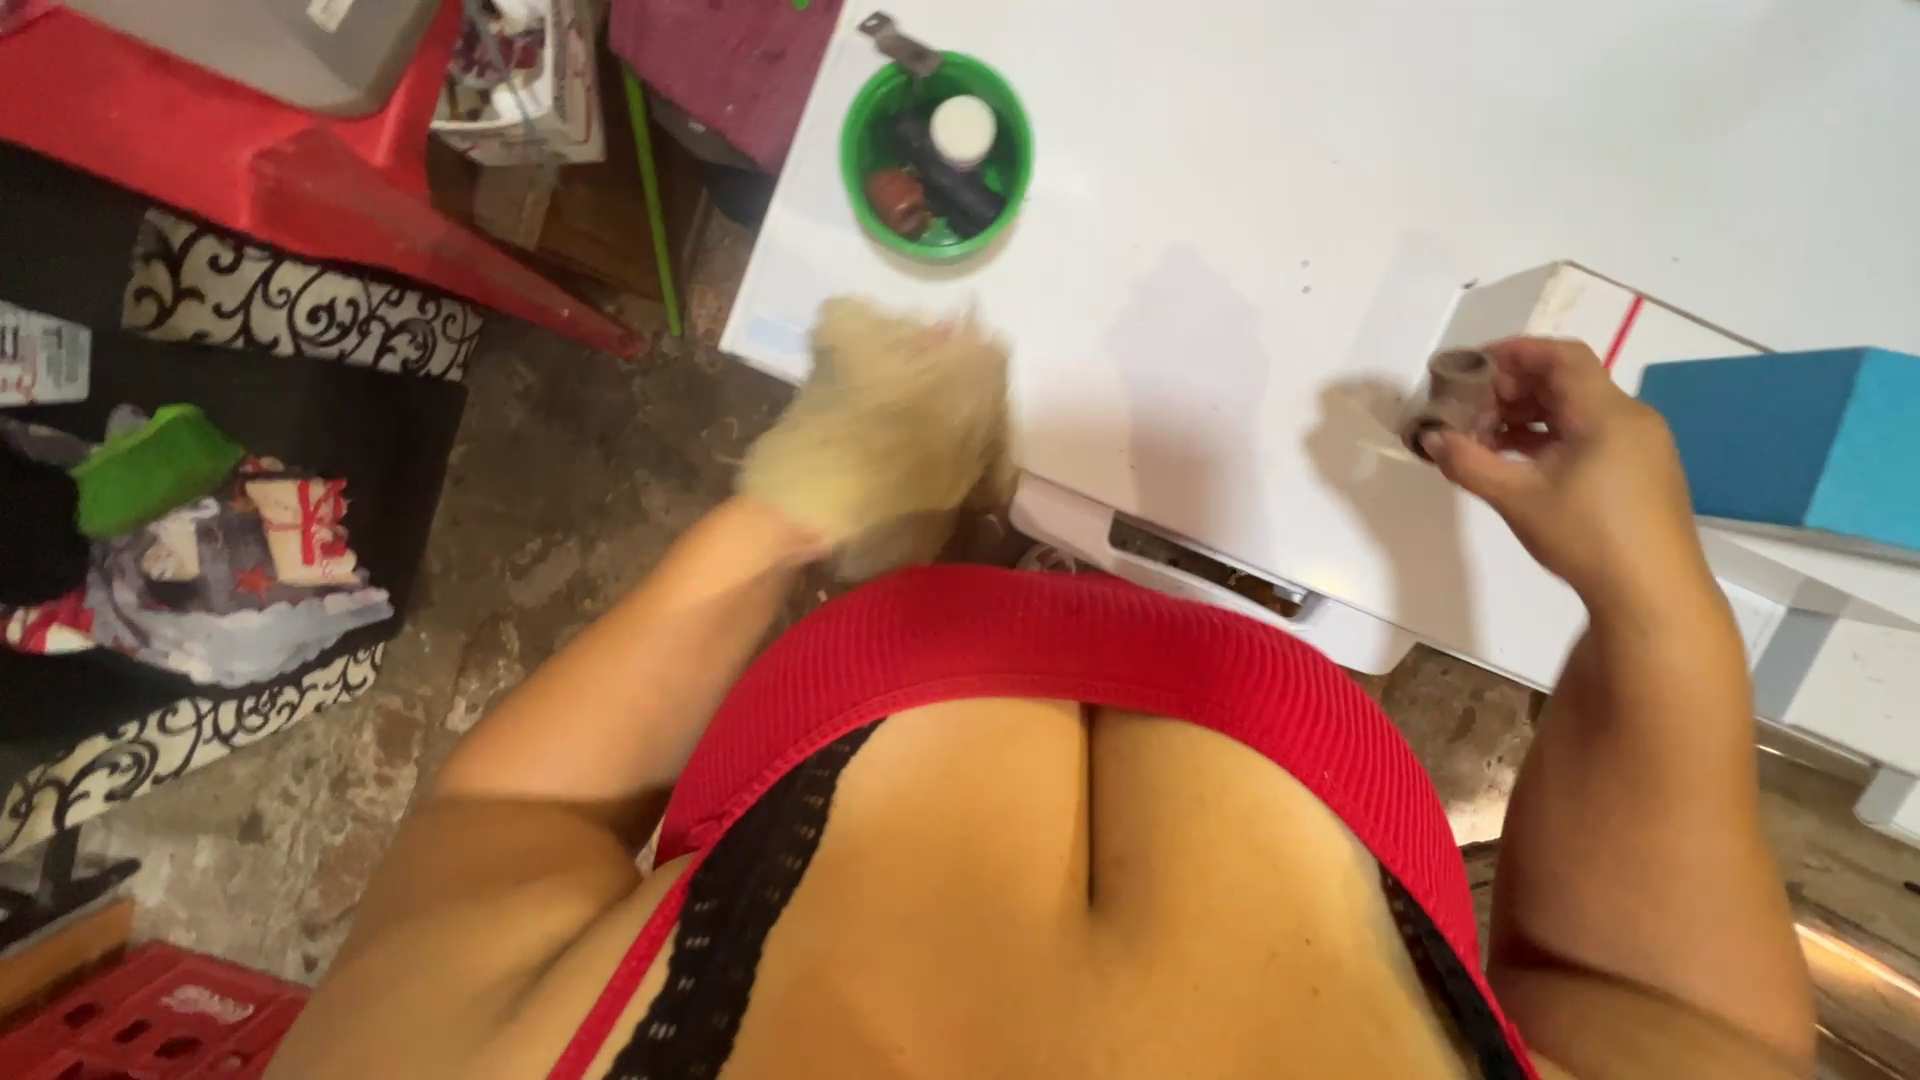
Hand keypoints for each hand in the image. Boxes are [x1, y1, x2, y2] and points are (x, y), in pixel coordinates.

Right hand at [1420, 337, 1713, 615]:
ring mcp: (1636, 445)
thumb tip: (1430, 438)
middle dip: (1510, 387)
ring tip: (1480, 437)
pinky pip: (1584, 434)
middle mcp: (1628, 419)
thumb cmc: (1585, 535)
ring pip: (1572, 410)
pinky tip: (1512, 460)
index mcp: (1606, 414)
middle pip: (1565, 381)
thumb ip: (1467, 462)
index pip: (1561, 357)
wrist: (1651, 590)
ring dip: (1523, 414)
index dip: (1515, 351)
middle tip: (1465, 407)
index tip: (1471, 364)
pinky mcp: (1634, 469)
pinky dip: (1544, 436)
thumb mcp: (1514, 497)